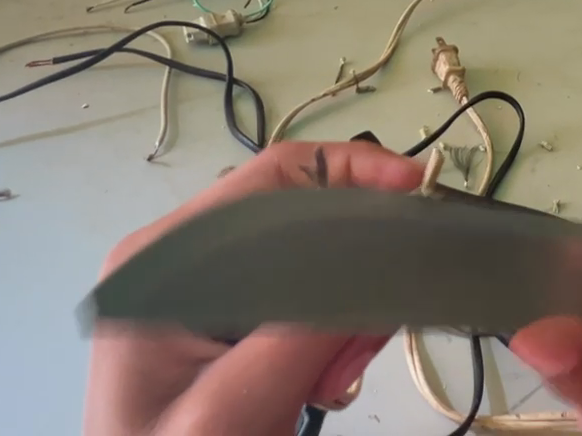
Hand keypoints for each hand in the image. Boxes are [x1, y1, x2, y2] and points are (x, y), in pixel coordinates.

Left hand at [84, 141, 422, 435]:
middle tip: (381, 324)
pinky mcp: (237, 313)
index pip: (271, 180)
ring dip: (349, 305)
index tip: (415, 190)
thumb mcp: (232, 410)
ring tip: (340, 374)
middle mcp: (186, 254)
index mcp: (165, 258)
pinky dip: (337, 324)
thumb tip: (383, 260)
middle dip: (356, 258)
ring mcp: (211, 283)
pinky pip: (311, 290)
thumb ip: (304, 332)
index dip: (350, 170)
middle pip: (301, 212)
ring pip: (316, 253)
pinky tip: (326, 377)